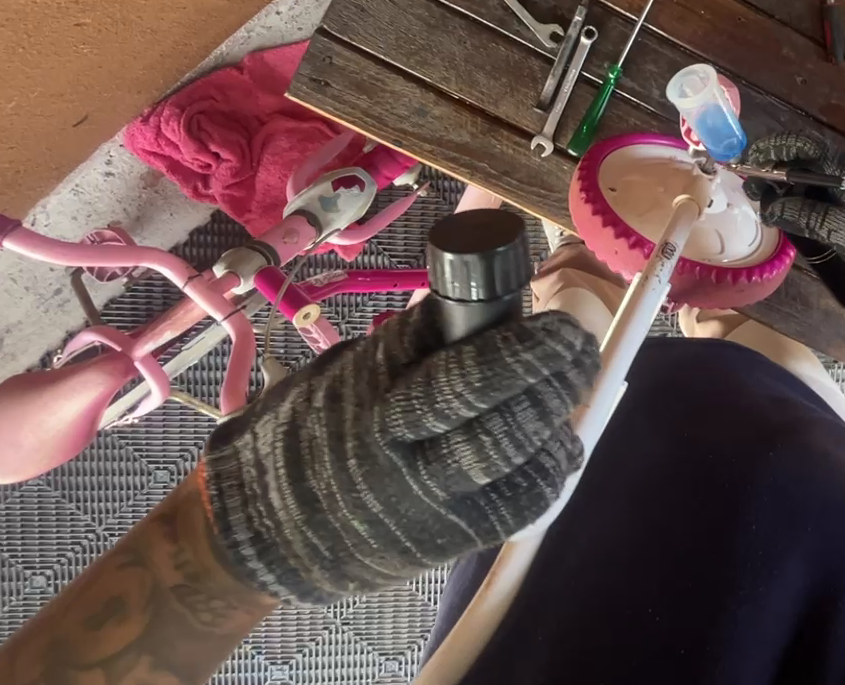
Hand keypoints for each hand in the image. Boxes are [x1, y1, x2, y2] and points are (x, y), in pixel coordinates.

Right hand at [199, 302, 599, 603]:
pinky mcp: (455, 539)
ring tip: (568, 385)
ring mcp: (434, 505)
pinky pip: (527, 499)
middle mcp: (408, 458)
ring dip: (559, 416)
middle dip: (555, 378)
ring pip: (524, 461)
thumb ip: (423, 338)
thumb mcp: (358, 366)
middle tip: (577, 348)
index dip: (524, 348)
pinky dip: (552, 462)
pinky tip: (555, 438)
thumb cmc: (321, 425)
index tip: (557, 324)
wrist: (268, 527)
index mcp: (379, 401)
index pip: (466, 374)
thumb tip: (498, 303)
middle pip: (506, 422)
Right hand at [741, 133, 844, 283]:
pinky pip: (823, 188)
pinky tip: (793, 211)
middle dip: (775, 171)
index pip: (799, 145)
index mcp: (841, 166)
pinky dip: (803, 195)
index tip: (749, 163)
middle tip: (753, 189)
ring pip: (812, 174)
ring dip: (788, 185)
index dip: (770, 150)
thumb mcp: (834, 228)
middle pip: (802, 159)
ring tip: (768, 203)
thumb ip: (799, 214)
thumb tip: (768, 208)